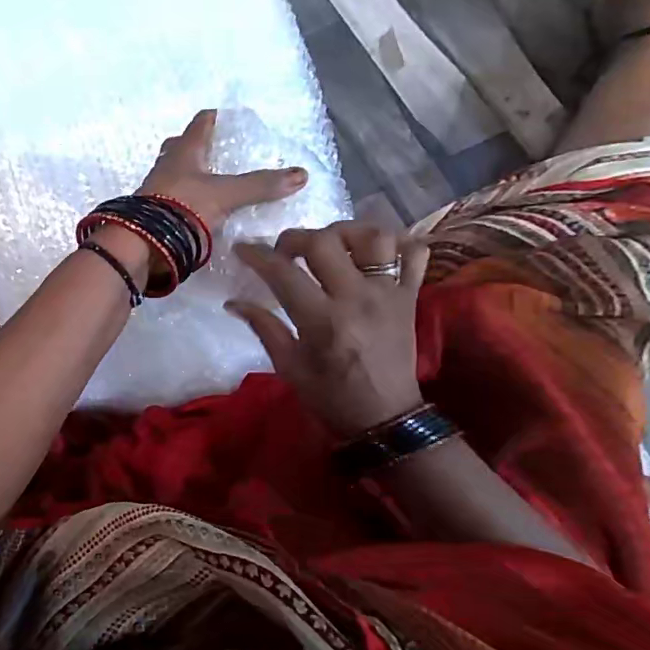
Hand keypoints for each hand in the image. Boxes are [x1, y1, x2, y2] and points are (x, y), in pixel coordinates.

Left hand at [136, 109, 308, 232]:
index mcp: (183, 152)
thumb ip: (260, 186)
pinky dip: (181, 203)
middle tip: (210, 151)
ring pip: (171, 176)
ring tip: (204, 184)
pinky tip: (192, 213)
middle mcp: (164, 167)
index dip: (212, 118)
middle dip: (193, 148)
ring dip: (185, 177)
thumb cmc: (182, 207)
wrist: (142, 245)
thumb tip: (301, 175)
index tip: (222, 116)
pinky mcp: (150, 217)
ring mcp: (153, 192)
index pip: (200, 124)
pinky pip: (168, 202)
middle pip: (179, 149)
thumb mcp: (226, 195)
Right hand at [227, 223, 430, 437]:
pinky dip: (396, 243)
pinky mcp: (411, 295)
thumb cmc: (331, 397)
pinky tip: (372, 253)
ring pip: (373, 236)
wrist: (386, 417)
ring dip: (344, 232)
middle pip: (325, 242)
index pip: (284, 273)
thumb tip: (234, 303)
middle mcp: (358, 299)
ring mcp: (389, 293)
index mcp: (323, 321)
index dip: (257, 255)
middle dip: (295, 238)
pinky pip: (415, 252)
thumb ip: (264, 328)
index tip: (243, 249)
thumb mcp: (289, 367)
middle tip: (284, 252)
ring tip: (329, 246)